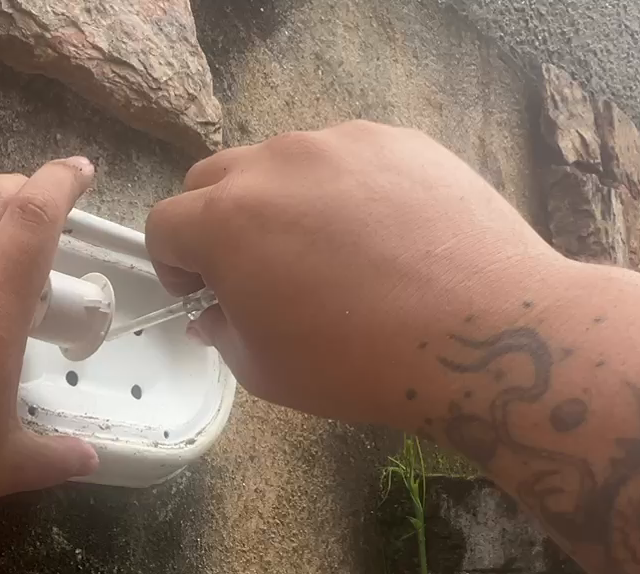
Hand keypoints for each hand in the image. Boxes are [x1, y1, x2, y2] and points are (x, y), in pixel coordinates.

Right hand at [144, 122, 567, 423]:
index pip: (163, 224)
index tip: (199, 294)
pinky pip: (338, 157)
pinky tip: (369, 237)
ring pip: (275, 163)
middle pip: (210, 180)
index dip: (171, 265)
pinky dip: (332, 190)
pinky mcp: (396, 139)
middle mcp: (272, 167)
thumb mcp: (260, 367)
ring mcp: (338, 144)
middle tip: (245, 271)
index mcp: (224, 224)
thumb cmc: (350, 362)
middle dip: (210, 225)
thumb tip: (213, 313)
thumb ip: (220, 330)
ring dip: (271, 203)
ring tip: (315, 252)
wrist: (476, 332)